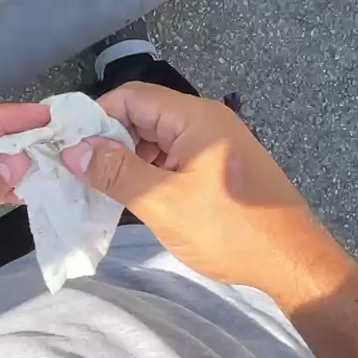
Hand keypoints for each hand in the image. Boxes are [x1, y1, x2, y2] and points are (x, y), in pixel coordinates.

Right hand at [62, 83, 357, 311]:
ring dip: (128, 160)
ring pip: (157, 139)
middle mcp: (205, 120)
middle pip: (143, 116)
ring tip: (98, 190)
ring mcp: (215, 143)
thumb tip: (71, 149)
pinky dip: (150, 173)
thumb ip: (116, 173)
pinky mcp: (219, 166)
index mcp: (194, 117)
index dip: (95, 117)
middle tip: (75, 172)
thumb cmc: (230, 228)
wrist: (293, 261)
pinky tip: (132, 198)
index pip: (131, 97)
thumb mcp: (164, 202)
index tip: (64, 146)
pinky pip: (174, 158)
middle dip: (108, 140)